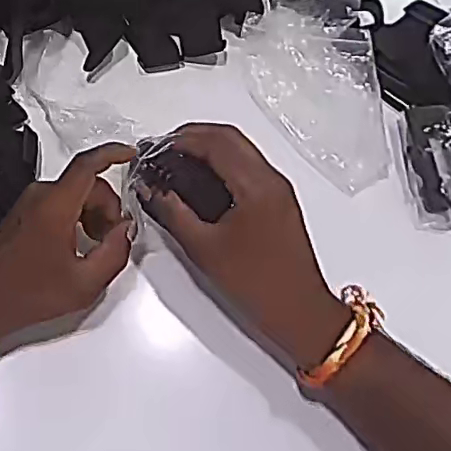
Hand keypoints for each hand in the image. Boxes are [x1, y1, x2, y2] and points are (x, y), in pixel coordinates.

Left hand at [0, 143, 137, 359]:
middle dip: (106, 207)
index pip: (87, 165)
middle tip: (111, 237)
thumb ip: (115, 252)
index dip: (112, 154)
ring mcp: (28, 201)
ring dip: (91, 214)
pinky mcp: (23, 211)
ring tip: (92, 247)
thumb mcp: (85, 283)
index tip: (128, 153)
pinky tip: (75, 246)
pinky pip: (58, 201)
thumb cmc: (25, 293)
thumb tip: (127, 231)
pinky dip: (74, 217)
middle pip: (85, 183)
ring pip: (73, 193)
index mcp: (54, 205)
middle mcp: (39, 196)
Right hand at [137, 124, 349, 368]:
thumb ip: (171, 211)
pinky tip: (200, 176)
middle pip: (228, 136)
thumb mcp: (203, 248)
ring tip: (176, 160)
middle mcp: (271, 180)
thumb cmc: (257, 285)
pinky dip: (220, 159)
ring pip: (239, 147)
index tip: (156, 149)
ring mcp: (278, 188)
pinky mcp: (278, 199)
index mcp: (256, 187)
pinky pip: (246, 162)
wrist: (301, 315)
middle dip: (192, 136)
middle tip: (163, 149)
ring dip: (207, 145)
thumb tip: (149, 188)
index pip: (215, 143)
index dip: (181, 139)